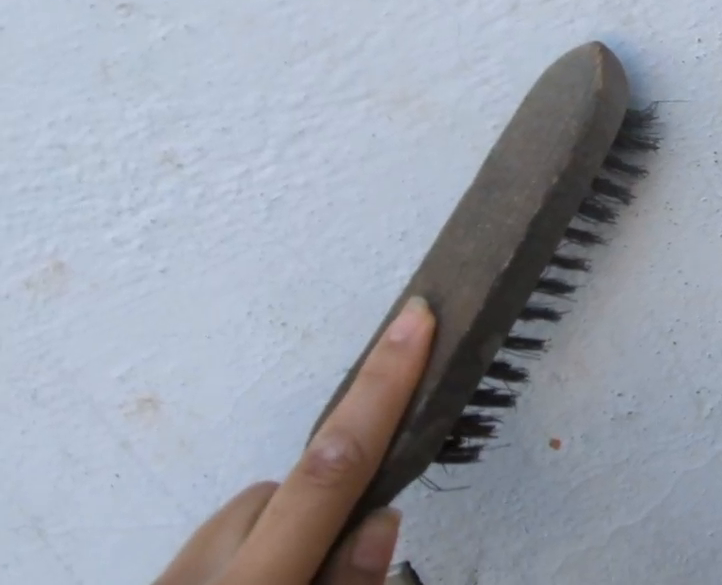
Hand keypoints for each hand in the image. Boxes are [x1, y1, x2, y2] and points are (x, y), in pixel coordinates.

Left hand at [155, 297, 435, 584]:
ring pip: (241, 516)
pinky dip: (244, 557)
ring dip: (280, 535)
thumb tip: (382, 518)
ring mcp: (160, 580)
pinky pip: (210, 548)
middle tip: (332, 560)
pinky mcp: (150, 583)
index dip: (380, 389)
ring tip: (287, 580)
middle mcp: (189, 580)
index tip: (414, 320)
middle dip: (322, 499)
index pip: (329, 471)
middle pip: (279, 490)